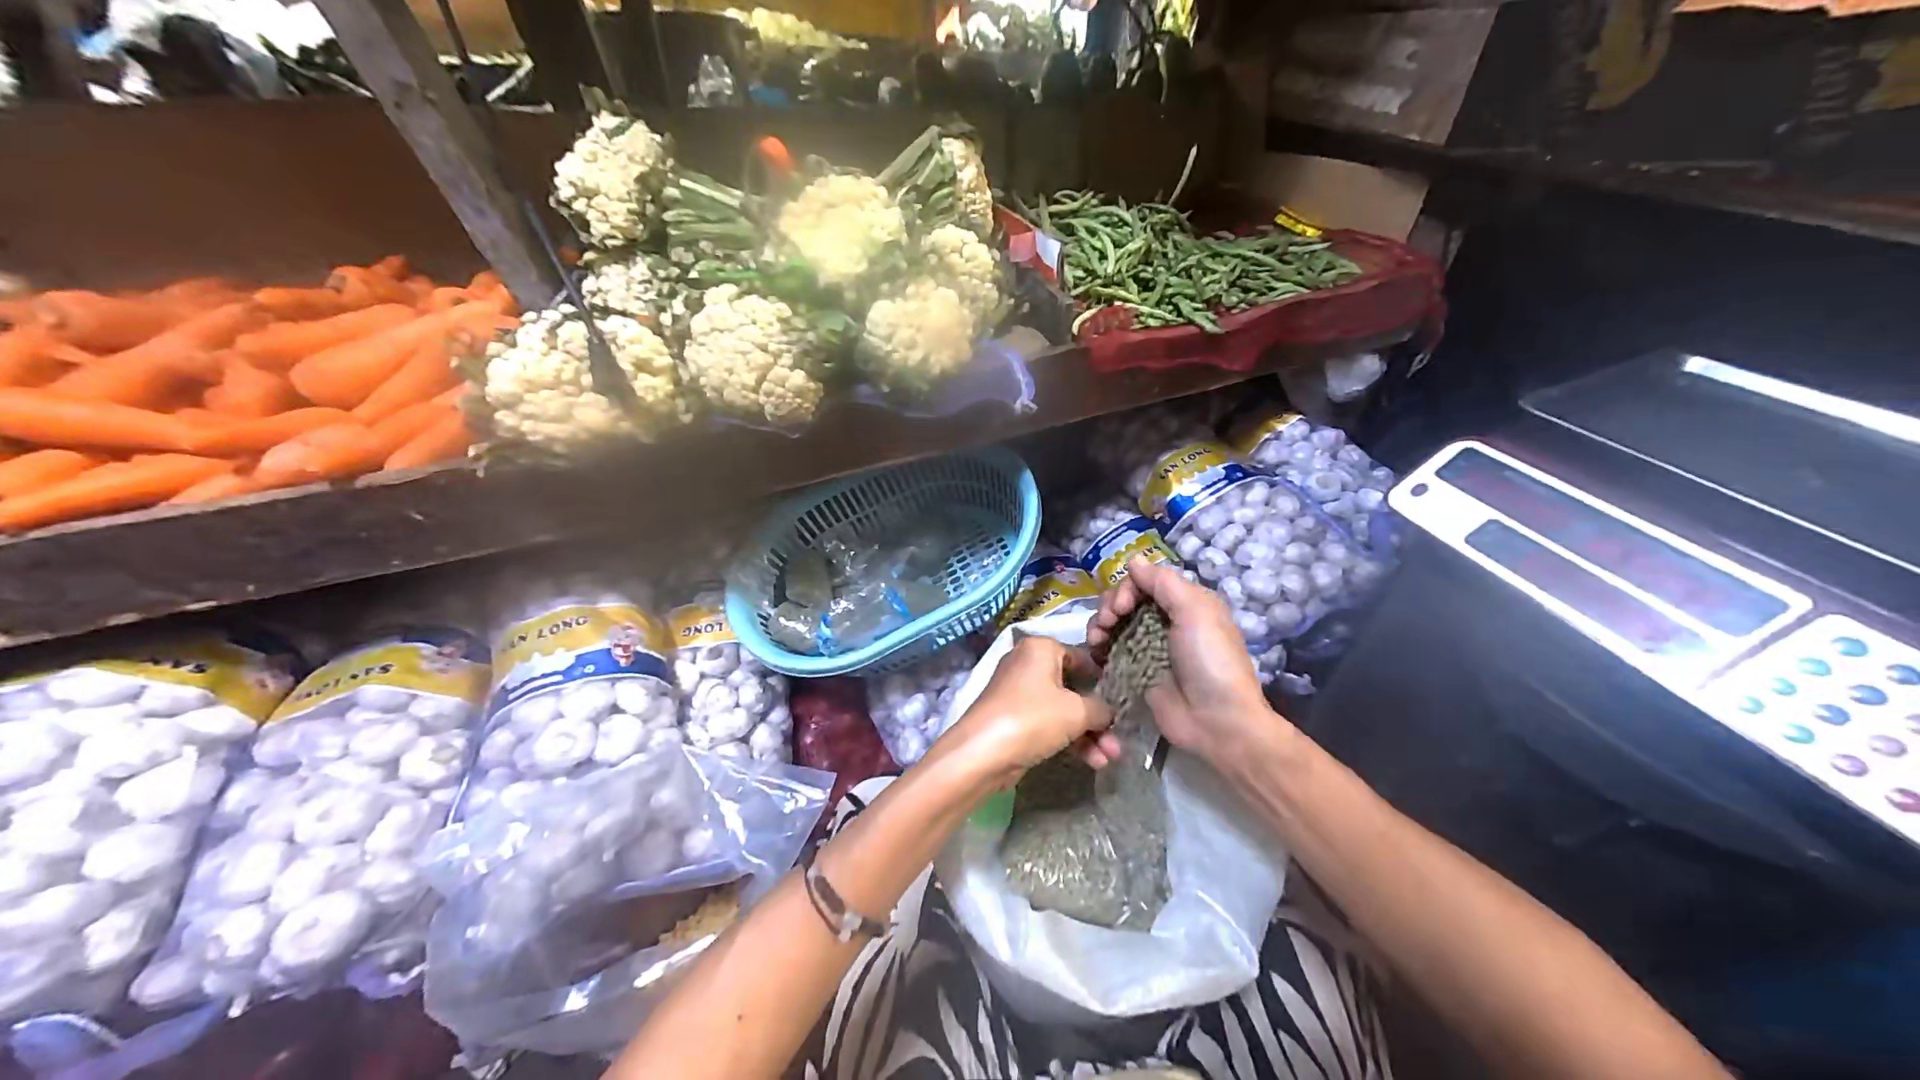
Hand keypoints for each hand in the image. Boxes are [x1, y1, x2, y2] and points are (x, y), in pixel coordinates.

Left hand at [935, 635, 1117, 790]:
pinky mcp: (1016, 721)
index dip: (1104, 679)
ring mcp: (1020, 694)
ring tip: (1111, 759)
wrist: (982, 753)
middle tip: (1118, 740)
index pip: (1082, 657)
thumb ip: (1100, 709)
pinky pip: (1050, 725)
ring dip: (1089, 734)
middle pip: (1074, 688)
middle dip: (1099, 718)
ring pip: (1064, 711)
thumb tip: (1109, 713)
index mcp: (1041, 648)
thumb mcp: (1077, 711)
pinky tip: (1094, 761)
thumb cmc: (1033, 718)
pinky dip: (1071, 740)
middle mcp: (1028, 665)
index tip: (1123, 700)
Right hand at [1087, 557, 1289, 767]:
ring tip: (1096, 640)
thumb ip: (1163, 582)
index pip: (1146, 581)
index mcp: (1186, 602)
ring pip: (1114, 622)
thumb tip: (1134, 561)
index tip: (1122, 606)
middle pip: (1126, 599)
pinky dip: (1099, 646)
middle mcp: (1166, 620)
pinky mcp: (1136, 671)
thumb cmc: (1210, 661)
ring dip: (1099, 624)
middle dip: (1110, 605)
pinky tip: (1095, 652)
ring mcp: (1149, 647)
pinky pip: (1111, 650)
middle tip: (1107, 623)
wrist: (1217, 721)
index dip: (1127, 588)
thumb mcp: (1195, 611)